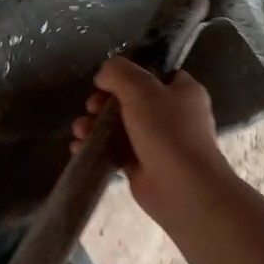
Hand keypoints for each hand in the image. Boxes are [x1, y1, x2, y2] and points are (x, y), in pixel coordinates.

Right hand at [72, 56, 232, 219]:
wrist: (183, 191)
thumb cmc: (168, 132)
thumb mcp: (141, 88)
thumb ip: (118, 72)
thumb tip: (103, 75)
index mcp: (182, 91)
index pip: (154, 73)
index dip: (129, 73)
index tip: (107, 80)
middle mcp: (172, 114)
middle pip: (130, 98)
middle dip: (103, 101)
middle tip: (91, 106)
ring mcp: (157, 141)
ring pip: (119, 125)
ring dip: (94, 124)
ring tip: (80, 131)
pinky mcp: (142, 165)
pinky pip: (114, 149)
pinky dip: (97, 146)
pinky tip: (79, 147)